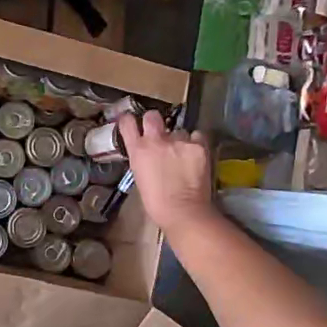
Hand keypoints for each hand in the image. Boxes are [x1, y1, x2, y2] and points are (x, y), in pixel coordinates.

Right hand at [118, 113, 215, 233]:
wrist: (183, 210)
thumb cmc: (156, 202)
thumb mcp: (140, 177)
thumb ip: (143, 159)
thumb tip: (150, 154)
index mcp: (138, 150)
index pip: (127, 123)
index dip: (129, 121)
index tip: (131, 122)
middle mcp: (157, 140)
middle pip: (152, 116)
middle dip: (154, 121)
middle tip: (159, 132)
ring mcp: (179, 141)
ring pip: (178, 131)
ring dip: (179, 139)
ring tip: (182, 155)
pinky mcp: (199, 146)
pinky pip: (197, 137)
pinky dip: (195, 143)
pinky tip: (195, 156)